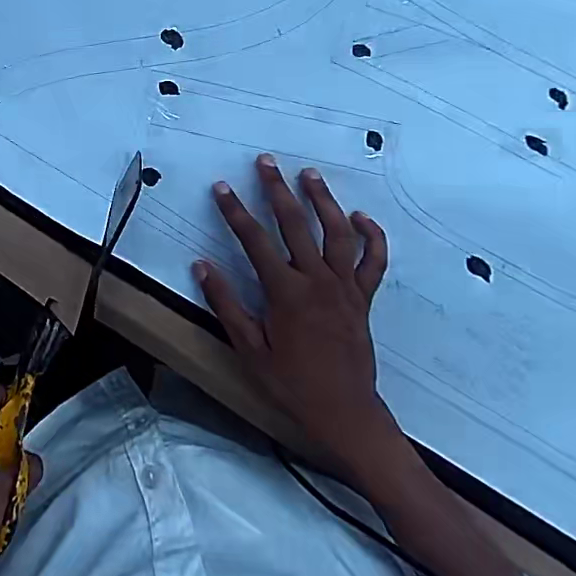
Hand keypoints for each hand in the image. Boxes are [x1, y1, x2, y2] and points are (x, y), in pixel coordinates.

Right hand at [194, 154, 400, 482]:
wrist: (345, 413)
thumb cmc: (292, 383)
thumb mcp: (249, 349)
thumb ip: (226, 305)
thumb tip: (202, 267)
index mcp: (286, 292)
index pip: (254, 241)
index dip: (235, 211)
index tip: (223, 188)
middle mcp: (317, 281)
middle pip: (295, 224)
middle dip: (277, 190)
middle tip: (266, 162)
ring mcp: (345, 288)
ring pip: (337, 233)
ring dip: (323, 201)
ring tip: (310, 175)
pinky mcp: (363, 298)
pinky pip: (373, 262)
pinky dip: (371, 237)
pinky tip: (361, 217)